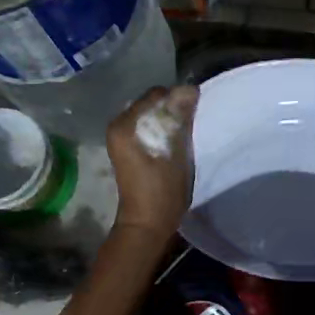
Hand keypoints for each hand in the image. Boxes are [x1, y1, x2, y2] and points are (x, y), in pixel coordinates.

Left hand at [107, 85, 197, 241]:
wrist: (147, 224)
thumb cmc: (162, 191)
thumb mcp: (176, 152)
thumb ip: (180, 118)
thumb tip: (189, 89)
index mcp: (125, 124)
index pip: (156, 95)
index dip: (178, 98)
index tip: (196, 110)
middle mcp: (118, 126)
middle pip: (151, 104)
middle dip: (172, 109)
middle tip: (193, 121)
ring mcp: (121, 139)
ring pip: (150, 117)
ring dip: (168, 121)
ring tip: (186, 133)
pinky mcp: (127, 151)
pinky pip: (146, 130)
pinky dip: (161, 131)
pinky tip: (175, 143)